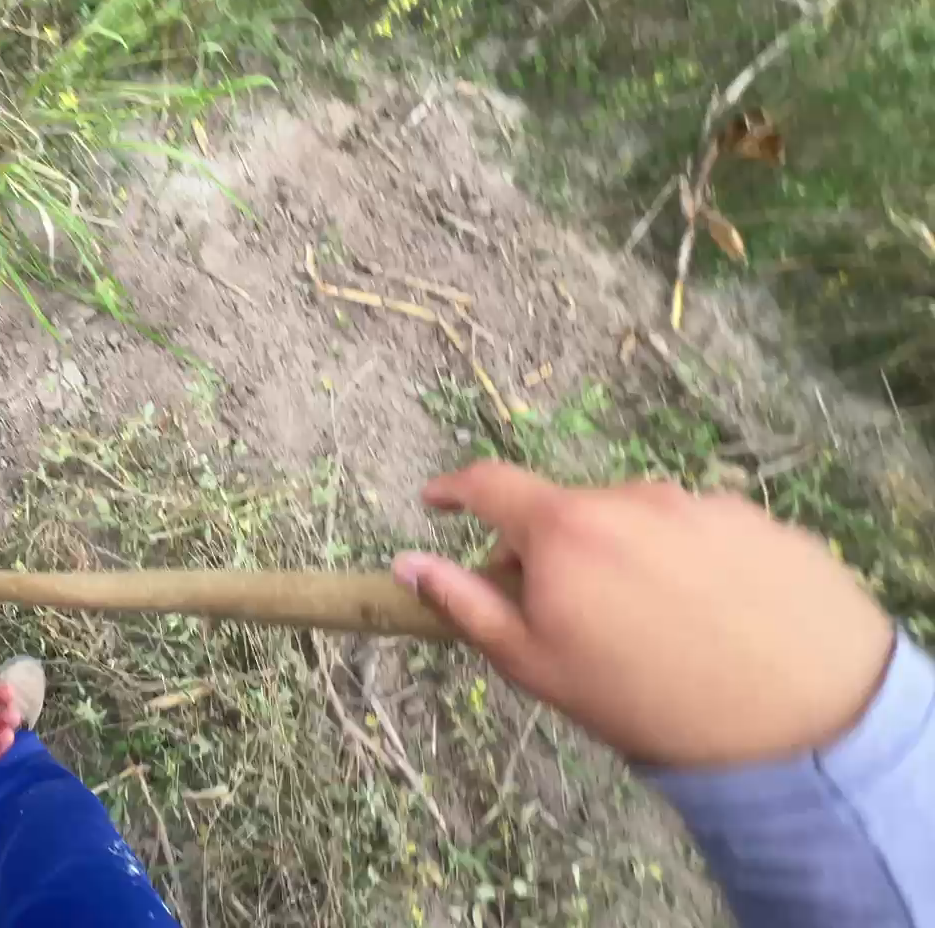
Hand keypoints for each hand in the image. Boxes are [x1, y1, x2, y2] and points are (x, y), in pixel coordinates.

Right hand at [394, 461, 895, 766]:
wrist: (812, 737)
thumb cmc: (640, 698)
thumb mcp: (529, 659)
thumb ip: (461, 600)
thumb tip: (406, 562)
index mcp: (564, 527)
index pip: (487, 482)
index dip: (453, 488)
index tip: (436, 502)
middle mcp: (630, 498)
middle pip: (563, 509)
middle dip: (546, 544)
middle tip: (563, 602)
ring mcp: (704, 506)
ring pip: (632, 517)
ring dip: (616, 548)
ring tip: (647, 614)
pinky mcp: (766, 525)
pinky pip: (698, 528)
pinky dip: (682, 556)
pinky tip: (708, 611)